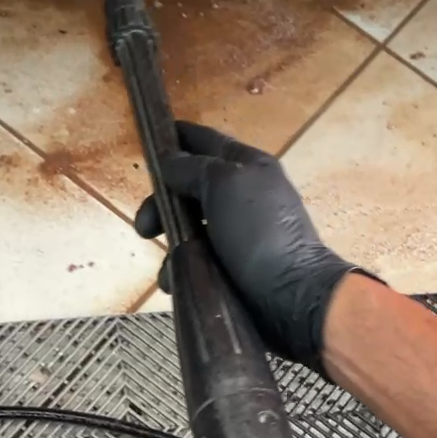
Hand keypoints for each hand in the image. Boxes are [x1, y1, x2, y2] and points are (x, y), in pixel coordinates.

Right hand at [134, 122, 366, 373]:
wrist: (292, 296)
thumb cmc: (259, 233)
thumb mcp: (223, 186)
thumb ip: (192, 169)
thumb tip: (168, 159)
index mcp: (247, 167)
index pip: (205, 142)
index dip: (176, 140)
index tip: (147, 148)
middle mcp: (243, 198)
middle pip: (190, 191)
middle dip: (163, 206)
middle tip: (144, 228)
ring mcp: (240, 237)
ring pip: (191, 232)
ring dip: (172, 248)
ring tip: (167, 272)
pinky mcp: (236, 271)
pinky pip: (201, 264)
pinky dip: (185, 272)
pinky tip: (178, 285)